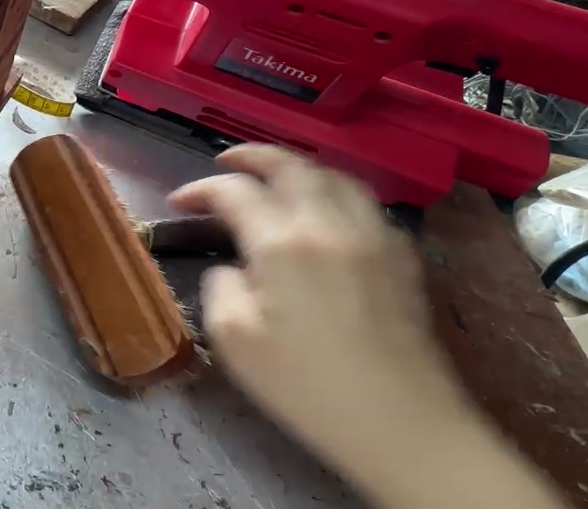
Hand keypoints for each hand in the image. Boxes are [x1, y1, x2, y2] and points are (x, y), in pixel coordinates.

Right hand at [167, 145, 472, 484]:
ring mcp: (374, 241)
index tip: (179, 202)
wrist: (408, 431)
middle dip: (251, 156)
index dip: (200, 189)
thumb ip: (222, 286)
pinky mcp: (404, 263)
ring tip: (277, 176)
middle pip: (291, 166)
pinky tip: (327, 214)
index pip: (234, 191)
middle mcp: (329, 228)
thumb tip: (236, 269)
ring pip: (336, 177)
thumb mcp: (234, 338)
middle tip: (225, 162)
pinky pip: (368, 207)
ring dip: (299, 168)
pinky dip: (338, 194)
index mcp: (282, 244)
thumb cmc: (309, 387)